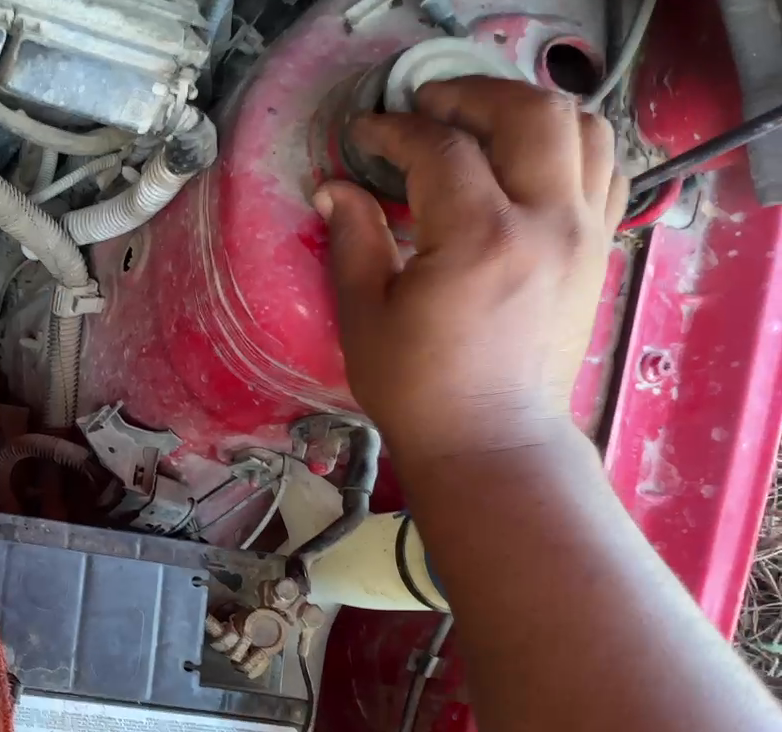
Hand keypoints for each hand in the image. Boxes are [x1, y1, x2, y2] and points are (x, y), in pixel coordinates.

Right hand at [315, 77, 626, 467]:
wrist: (485, 431)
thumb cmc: (410, 382)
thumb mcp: (364, 314)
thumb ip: (353, 240)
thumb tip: (334, 188)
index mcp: (476, 240)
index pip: (441, 152)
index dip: (396, 131)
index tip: (362, 131)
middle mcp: (545, 221)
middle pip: (530, 114)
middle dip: (473, 95)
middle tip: (426, 103)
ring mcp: (583, 230)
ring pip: (583, 128)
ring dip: (527, 109)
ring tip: (479, 119)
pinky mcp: (595, 245)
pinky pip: (602, 165)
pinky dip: (564, 142)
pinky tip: (523, 156)